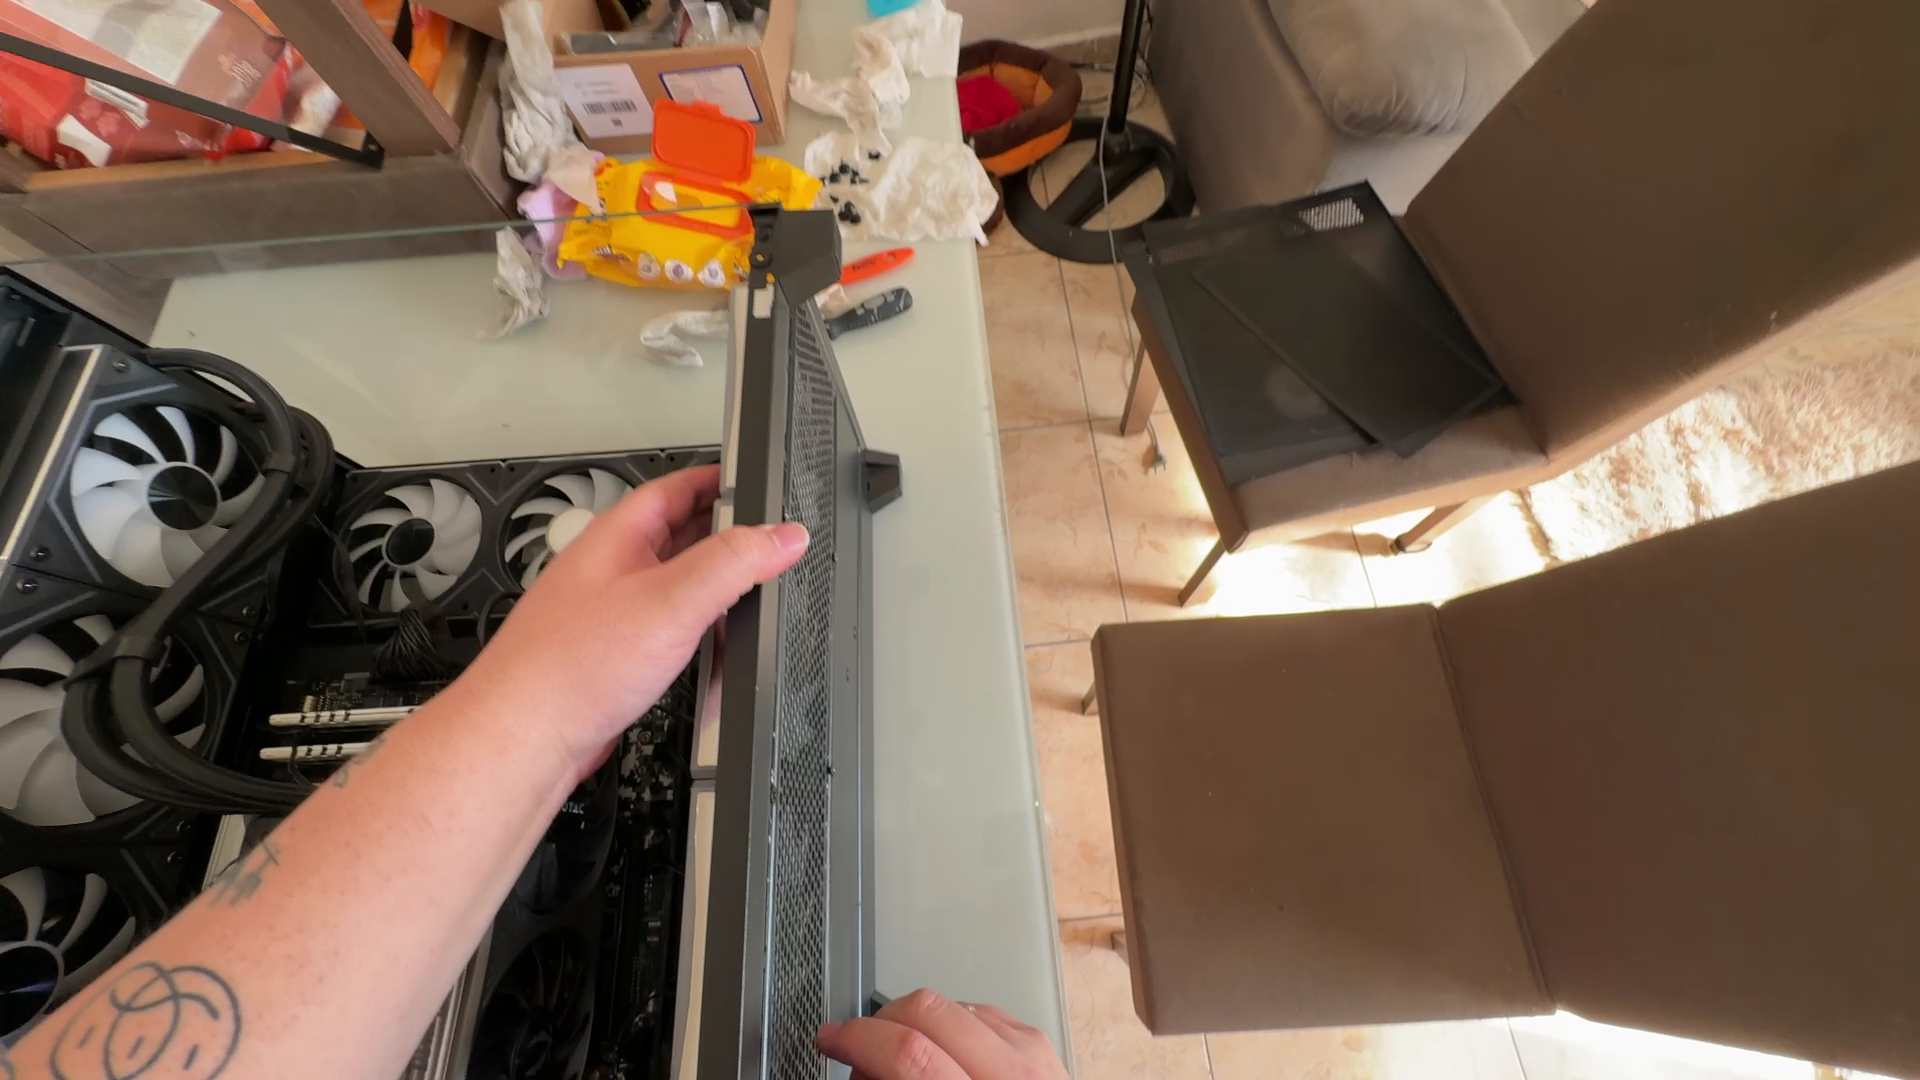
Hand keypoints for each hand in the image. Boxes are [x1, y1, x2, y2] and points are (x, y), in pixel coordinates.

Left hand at [457, 465, 806, 778]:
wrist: (525, 739)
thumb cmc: (568, 669)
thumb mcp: (671, 601)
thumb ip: (734, 563)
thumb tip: (784, 536)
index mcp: (619, 537)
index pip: (677, 487)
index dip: (719, 480)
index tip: (757, 483)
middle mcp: (615, 567)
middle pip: (682, 532)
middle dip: (728, 532)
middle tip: (768, 537)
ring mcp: (616, 608)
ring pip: (678, 578)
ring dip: (716, 579)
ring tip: (752, 584)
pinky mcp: (620, 648)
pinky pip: (671, 618)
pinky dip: (701, 619)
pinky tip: (717, 636)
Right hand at [816, 990, 1069, 1079]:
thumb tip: (862, 1074)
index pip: (909, 1053)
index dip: (858, 1039)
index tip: (832, 1038)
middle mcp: (1010, 1076)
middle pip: (928, 1009)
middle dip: (880, 1020)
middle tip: (858, 1050)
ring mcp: (1030, 1053)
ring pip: (950, 1002)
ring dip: (912, 1022)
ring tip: (898, 1059)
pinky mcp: (1037, 1041)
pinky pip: (977, 1010)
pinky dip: (946, 1026)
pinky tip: (938, 1055)